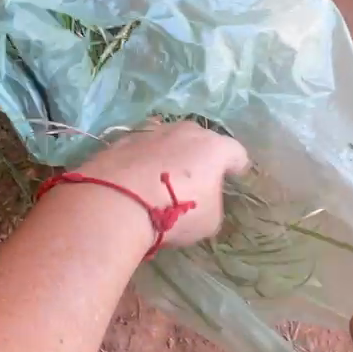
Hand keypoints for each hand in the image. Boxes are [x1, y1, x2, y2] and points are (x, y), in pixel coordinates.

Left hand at [67, 121, 248, 249]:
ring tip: (162, 174)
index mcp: (212, 148)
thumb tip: (201, 196)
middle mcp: (182, 132)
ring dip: (167, 152)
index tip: (233, 175)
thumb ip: (212, 201)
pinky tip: (134, 177)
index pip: (235, 151)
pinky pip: (138, 148)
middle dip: (200, 153)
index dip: (236, 165)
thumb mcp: (209, 220)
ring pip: (165, 138)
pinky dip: (140, 159)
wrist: (115, 202)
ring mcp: (148, 133)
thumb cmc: (174, 212)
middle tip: (196, 174)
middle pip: (198, 137)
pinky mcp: (119, 141)